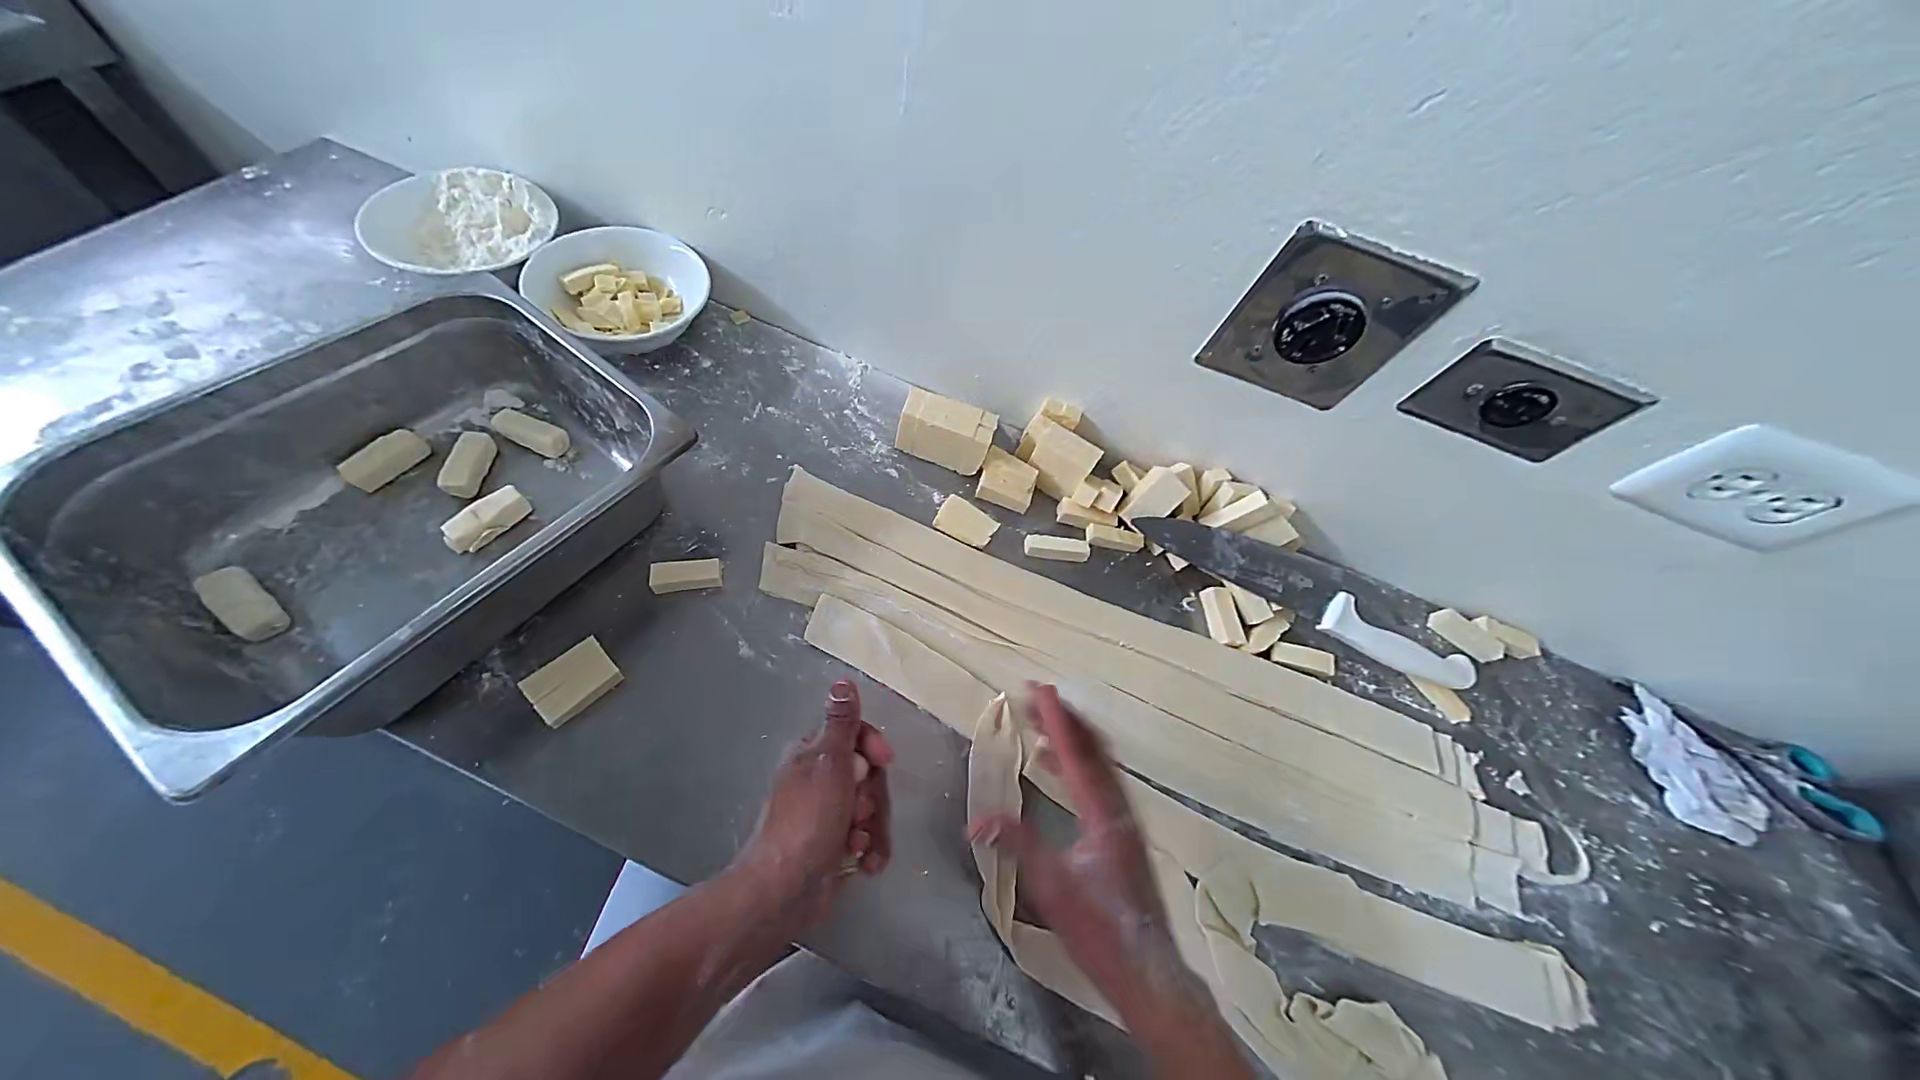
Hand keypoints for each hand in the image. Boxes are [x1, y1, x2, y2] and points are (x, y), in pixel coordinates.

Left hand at [733, 679, 893, 929]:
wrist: (785, 890)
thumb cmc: (807, 820)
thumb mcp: (829, 762)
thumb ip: (842, 723)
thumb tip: (843, 681)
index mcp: (812, 754)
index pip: (855, 735)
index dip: (873, 748)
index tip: (883, 761)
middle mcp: (820, 780)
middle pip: (869, 774)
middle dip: (873, 797)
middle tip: (860, 812)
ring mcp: (829, 814)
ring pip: (872, 807)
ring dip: (874, 827)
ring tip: (859, 845)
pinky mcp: (837, 844)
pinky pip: (868, 836)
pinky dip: (870, 849)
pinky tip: (865, 863)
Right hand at [971, 686, 1249, 1076]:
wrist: (1146, 970)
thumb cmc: (1100, 931)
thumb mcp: (1052, 889)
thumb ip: (1019, 847)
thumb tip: (979, 819)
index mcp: (1103, 814)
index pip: (1076, 754)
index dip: (1055, 719)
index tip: (1038, 689)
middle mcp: (1118, 807)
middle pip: (1094, 748)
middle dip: (1065, 719)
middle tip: (1036, 698)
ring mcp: (1124, 819)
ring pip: (1100, 763)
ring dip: (1072, 738)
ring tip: (1042, 725)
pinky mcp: (1122, 832)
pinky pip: (1100, 781)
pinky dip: (1077, 762)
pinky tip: (1057, 768)